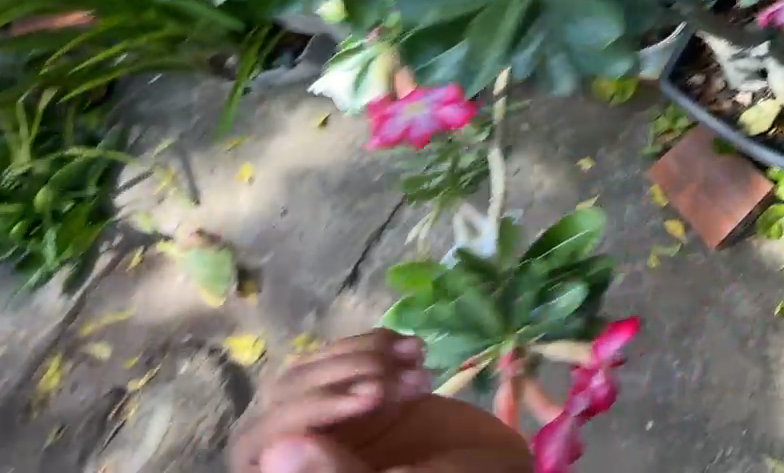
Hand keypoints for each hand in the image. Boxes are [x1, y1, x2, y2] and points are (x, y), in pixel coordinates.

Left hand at [229, 330, 531, 472]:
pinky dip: (381, 342)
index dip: (312, 409)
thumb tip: (276, 451)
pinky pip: (351, 357)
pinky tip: (418, 349)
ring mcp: (334, 425)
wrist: (502, 466)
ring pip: (314, 371)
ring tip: (419, 358)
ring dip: (367, 355)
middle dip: (349, 375)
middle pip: (284, 399)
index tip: (376, 393)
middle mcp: (301, 455)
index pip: (263, 442)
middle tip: (406, 375)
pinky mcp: (369, 397)